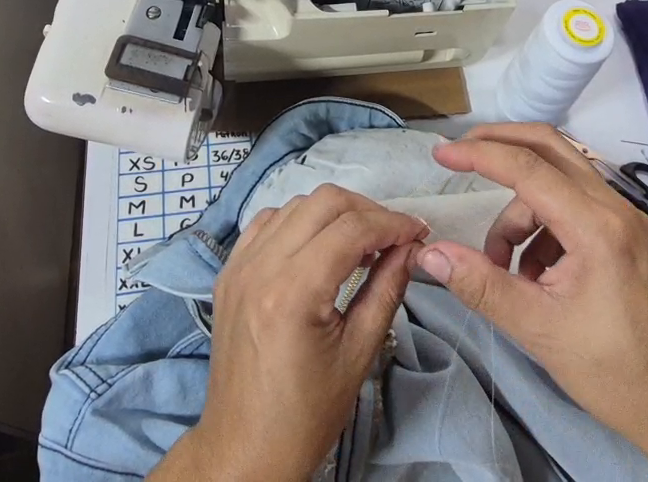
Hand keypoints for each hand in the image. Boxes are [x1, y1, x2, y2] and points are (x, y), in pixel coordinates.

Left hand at [155, 184, 427, 481]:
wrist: (245, 447)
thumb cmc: (306, 413)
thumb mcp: (359, 353)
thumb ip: (387, 289)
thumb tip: (411, 248)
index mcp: (292, 292)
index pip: (352, 229)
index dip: (393, 224)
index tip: (419, 233)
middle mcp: (260, 267)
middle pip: (323, 202)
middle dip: (367, 211)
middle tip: (394, 236)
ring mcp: (238, 265)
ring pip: (295, 204)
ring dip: (334, 213)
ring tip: (361, 243)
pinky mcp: (229, 271)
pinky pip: (267, 222)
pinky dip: (299, 221)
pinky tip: (319, 246)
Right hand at [415, 125, 647, 481]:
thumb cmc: (612, 371)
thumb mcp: (537, 329)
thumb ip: (480, 284)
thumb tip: (429, 253)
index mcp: (598, 227)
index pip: (529, 168)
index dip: (479, 155)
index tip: (440, 154)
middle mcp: (616, 209)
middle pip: (551, 148)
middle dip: (500, 145)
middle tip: (458, 156)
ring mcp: (626, 219)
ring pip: (559, 181)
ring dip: (520, 209)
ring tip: (502, 266)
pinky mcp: (627, 235)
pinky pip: (575, 206)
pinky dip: (543, 226)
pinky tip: (534, 273)